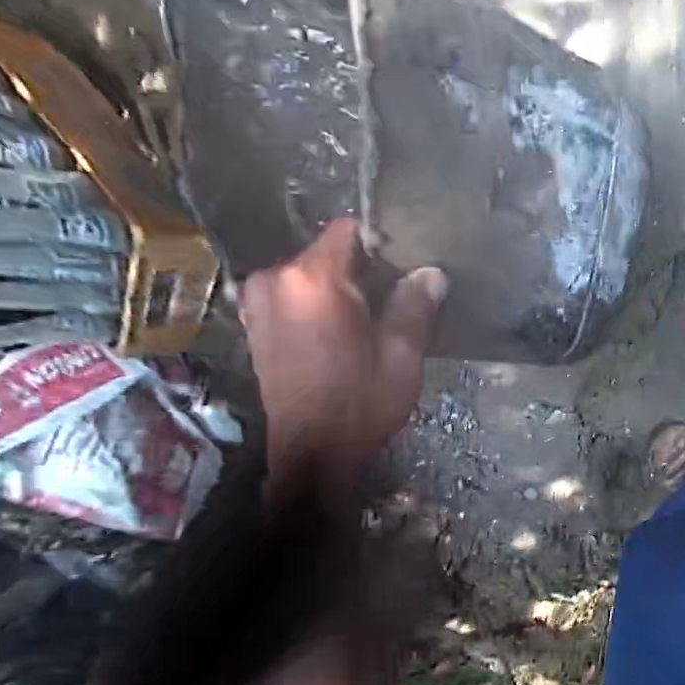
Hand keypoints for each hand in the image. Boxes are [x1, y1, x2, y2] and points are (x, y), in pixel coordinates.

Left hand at [239, 219, 446, 491]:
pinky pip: (293, 298)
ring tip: (366, 325)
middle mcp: (276, 278)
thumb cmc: (361, 403)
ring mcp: (258, 301)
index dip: (381, 244)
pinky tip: (337, 337)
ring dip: (338, 293)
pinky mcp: (254, 324)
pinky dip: (316, 307)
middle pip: (328, 255)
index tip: (404, 269)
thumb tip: (430, 273)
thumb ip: (414, 306)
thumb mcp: (401, 356)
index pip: (348, 231)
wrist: (313, 452)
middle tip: (392, 305)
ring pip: (310, 278)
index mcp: (315, 279)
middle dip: (361, 273)